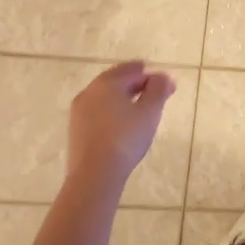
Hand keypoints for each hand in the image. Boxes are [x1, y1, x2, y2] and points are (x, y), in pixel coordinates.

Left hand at [66, 61, 175, 191]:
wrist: (94, 174)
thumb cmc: (126, 138)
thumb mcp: (150, 111)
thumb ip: (159, 89)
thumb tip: (165, 76)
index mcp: (107, 83)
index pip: (132, 70)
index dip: (152, 75)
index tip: (167, 85)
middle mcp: (89, 92)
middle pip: (116, 80)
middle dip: (137, 83)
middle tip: (155, 93)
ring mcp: (79, 111)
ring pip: (105, 96)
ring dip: (123, 97)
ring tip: (140, 108)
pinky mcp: (76, 129)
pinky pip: (98, 111)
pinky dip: (112, 110)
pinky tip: (122, 123)